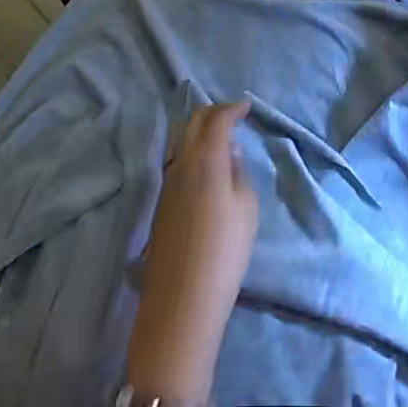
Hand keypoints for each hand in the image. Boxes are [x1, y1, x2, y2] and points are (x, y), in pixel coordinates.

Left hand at [127, 100, 257, 401]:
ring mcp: (166, 184)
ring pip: (180, 141)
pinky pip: (176, 162)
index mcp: (206, 159)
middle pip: (192, 123)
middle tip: (233, 116)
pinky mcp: (160, 203)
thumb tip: (229, 151)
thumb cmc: (225, 250)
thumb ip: (237, 171)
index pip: (217, 119)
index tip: (247, 107)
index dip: (233, 108)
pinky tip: (206, 166)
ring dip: (199, 132)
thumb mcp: (246, 205)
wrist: (182, 301)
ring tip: (220, 138)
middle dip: (213, 113)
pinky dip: (192, 151)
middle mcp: (181, 164)